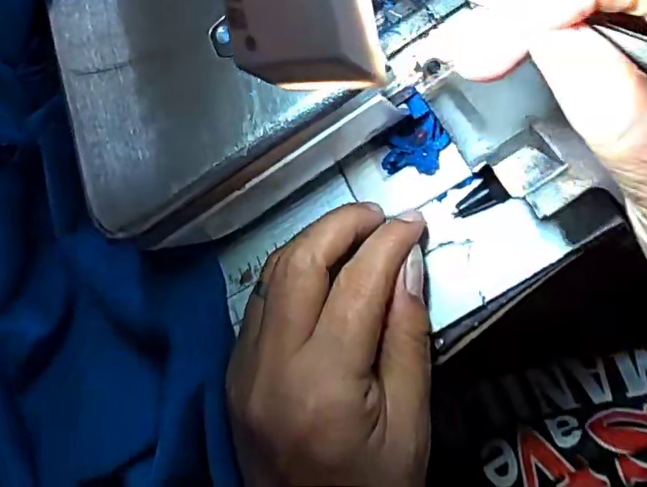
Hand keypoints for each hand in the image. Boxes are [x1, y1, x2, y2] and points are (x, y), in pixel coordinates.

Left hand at [228, 203, 429, 486]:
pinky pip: (261, 296)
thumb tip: (408, 264)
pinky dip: (291, 267)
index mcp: (325, 385)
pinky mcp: (234, 365)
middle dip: (341, 225)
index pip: (357, 285)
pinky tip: (320, 264)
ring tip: (354, 230)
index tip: (412, 222)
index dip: (388, 244)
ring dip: (313, 239)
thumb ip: (408, 340)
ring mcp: (244, 362)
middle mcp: (273, 363)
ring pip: (273, 270)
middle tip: (378, 216)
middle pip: (302, 262)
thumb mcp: (410, 429)